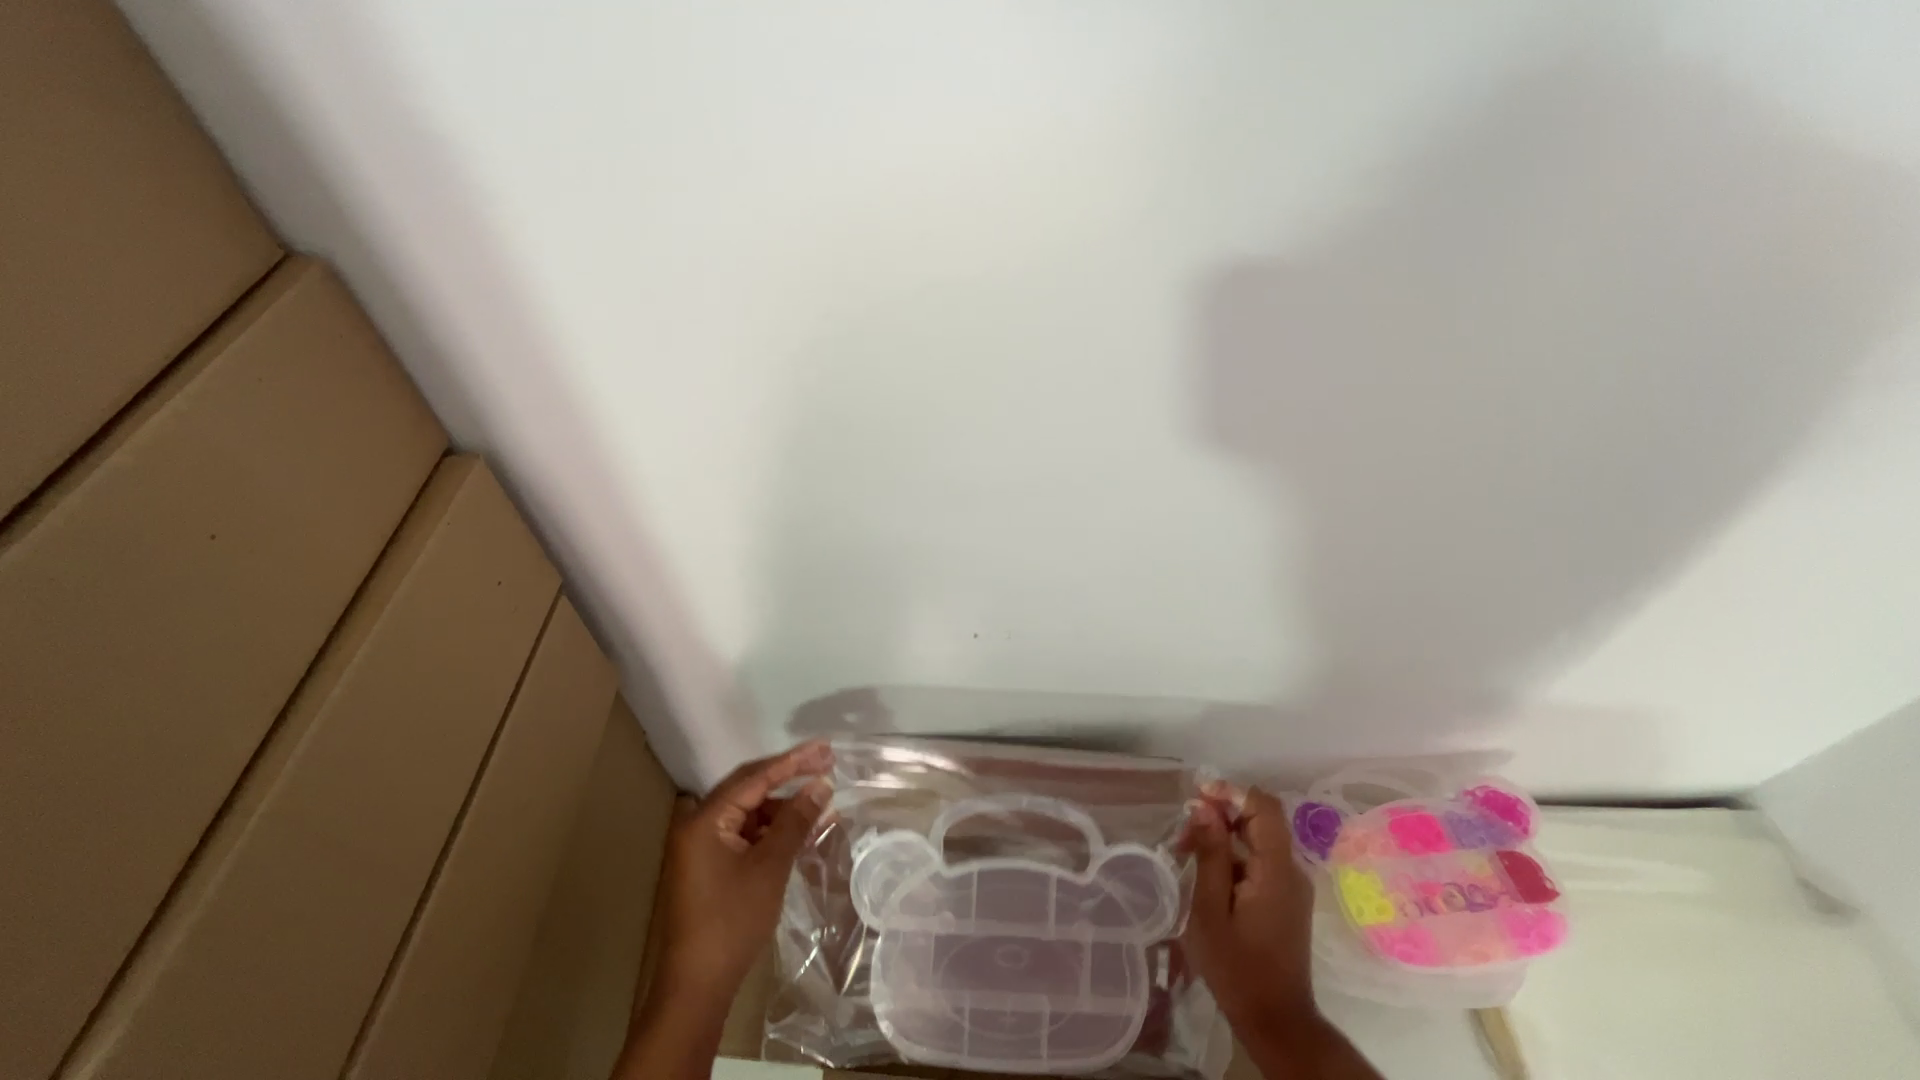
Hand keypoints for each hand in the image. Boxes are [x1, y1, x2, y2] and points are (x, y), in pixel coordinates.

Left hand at [615, 742, 834, 1078]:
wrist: (696, 984)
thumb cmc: (732, 920)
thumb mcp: (770, 866)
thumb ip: (795, 821)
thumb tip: (821, 786)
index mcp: (704, 819)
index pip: (754, 777)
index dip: (793, 761)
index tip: (825, 749)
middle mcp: (696, 825)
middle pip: (747, 789)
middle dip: (787, 777)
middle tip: (826, 764)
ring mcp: (699, 847)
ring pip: (747, 813)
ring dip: (781, 807)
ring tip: (819, 804)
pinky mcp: (707, 867)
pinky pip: (742, 834)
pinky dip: (770, 830)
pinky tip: (797, 832)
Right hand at [1182, 783, 1383, 1079]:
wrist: (1275, 1019)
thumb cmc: (1236, 968)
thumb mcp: (1210, 910)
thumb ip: (1210, 855)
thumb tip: (1204, 808)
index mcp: (1277, 870)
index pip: (1264, 807)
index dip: (1232, 792)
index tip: (1197, 796)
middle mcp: (1292, 871)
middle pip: (1261, 821)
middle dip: (1220, 815)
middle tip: (1182, 833)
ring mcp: (1292, 886)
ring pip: (1258, 841)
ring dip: (1223, 838)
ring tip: (1186, 853)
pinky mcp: (1286, 900)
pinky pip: (1260, 862)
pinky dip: (1233, 858)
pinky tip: (1206, 874)